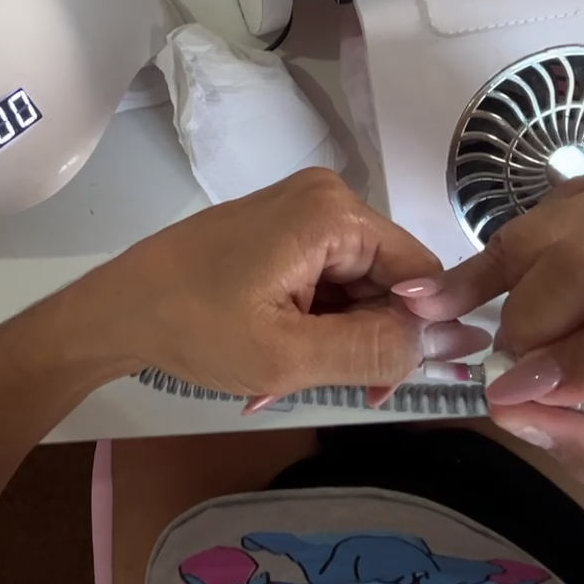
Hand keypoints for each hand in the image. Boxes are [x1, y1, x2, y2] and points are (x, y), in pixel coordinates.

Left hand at [78, 169, 487, 401]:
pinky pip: (320, 279)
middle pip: (386, 280)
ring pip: (351, 287)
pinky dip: (307, 322)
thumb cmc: (196, 327)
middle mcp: (323, 196)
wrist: (119, 308)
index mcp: (333, 211)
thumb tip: (464, 343)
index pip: (422, 275)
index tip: (381, 387)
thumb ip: (381, 350)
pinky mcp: (277, 228)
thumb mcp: (293, 354)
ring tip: (282, 375)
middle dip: (362, 340)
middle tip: (321, 385)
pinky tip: (272, 355)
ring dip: (330, 340)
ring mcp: (297, 210)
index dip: (416, 334)